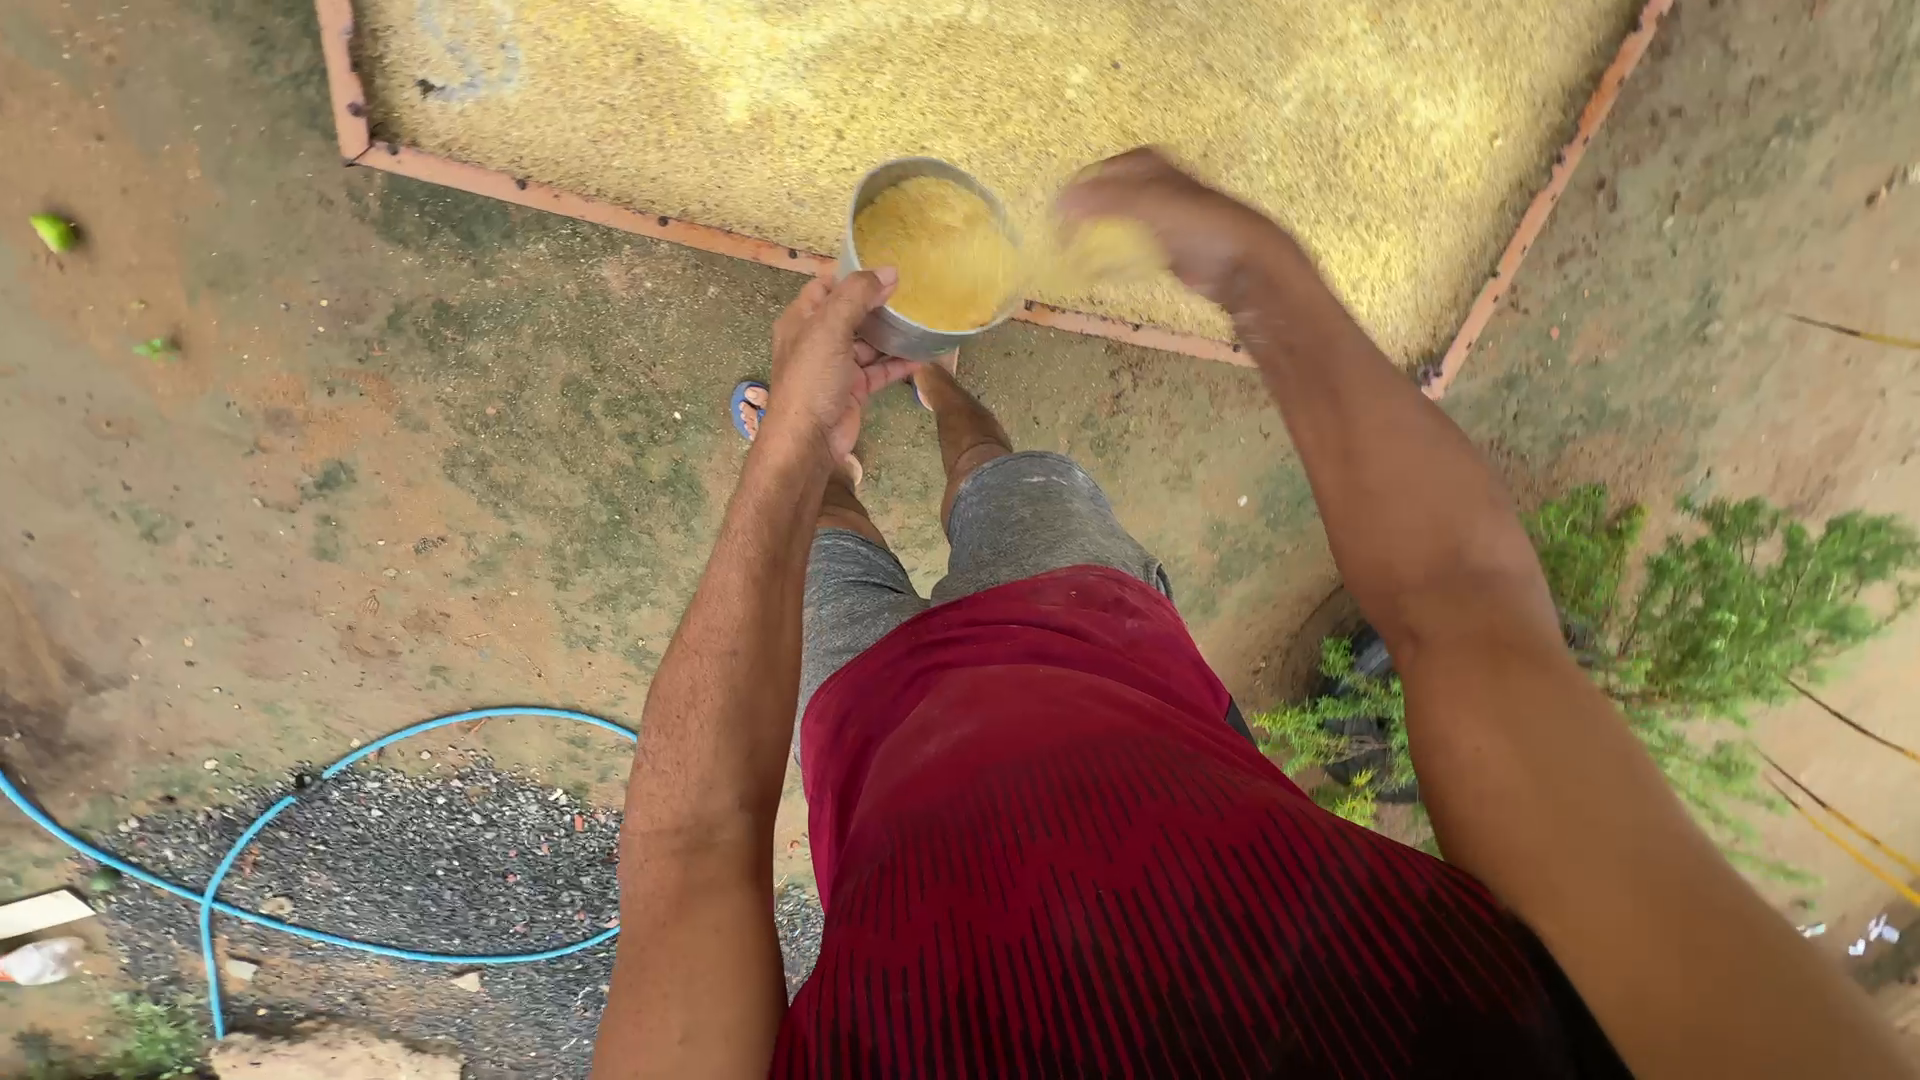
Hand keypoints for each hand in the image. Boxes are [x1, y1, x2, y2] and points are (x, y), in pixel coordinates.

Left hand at [761, 269, 920, 464]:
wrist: (809, 439)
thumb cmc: (812, 379)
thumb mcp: (830, 328)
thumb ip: (857, 296)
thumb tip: (889, 272)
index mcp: (802, 319)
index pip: (826, 286)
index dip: (853, 276)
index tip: (885, 270)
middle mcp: (818, 340)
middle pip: (851, 314)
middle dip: (878, 304)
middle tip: (911, 293)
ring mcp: (837, 366)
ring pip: (868, 343)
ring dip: (891, 335)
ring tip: (921, 321)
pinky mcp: (853, 389)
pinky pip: (879, 370)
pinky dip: (897, 364)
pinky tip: (921, 356)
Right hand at [1056, 147, 1295, 309]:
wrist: (1241, 263)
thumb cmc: (1199, 226)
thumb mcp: (1150, 204)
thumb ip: (1107, 200)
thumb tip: (1062, 199)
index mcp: (1153, 167)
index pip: (1108, 169)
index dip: (1083, 185)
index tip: (1062, 208)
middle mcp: (1157, 188)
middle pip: (1111, 195)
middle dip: (1087, 214)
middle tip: (1065, 232)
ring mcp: (1163, 219)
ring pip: (1119, 223)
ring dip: (1097, 238)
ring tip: (1075, 252)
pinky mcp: (1168, 249)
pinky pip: (1131, 250)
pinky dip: (1113, 259)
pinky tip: (1101, 271)